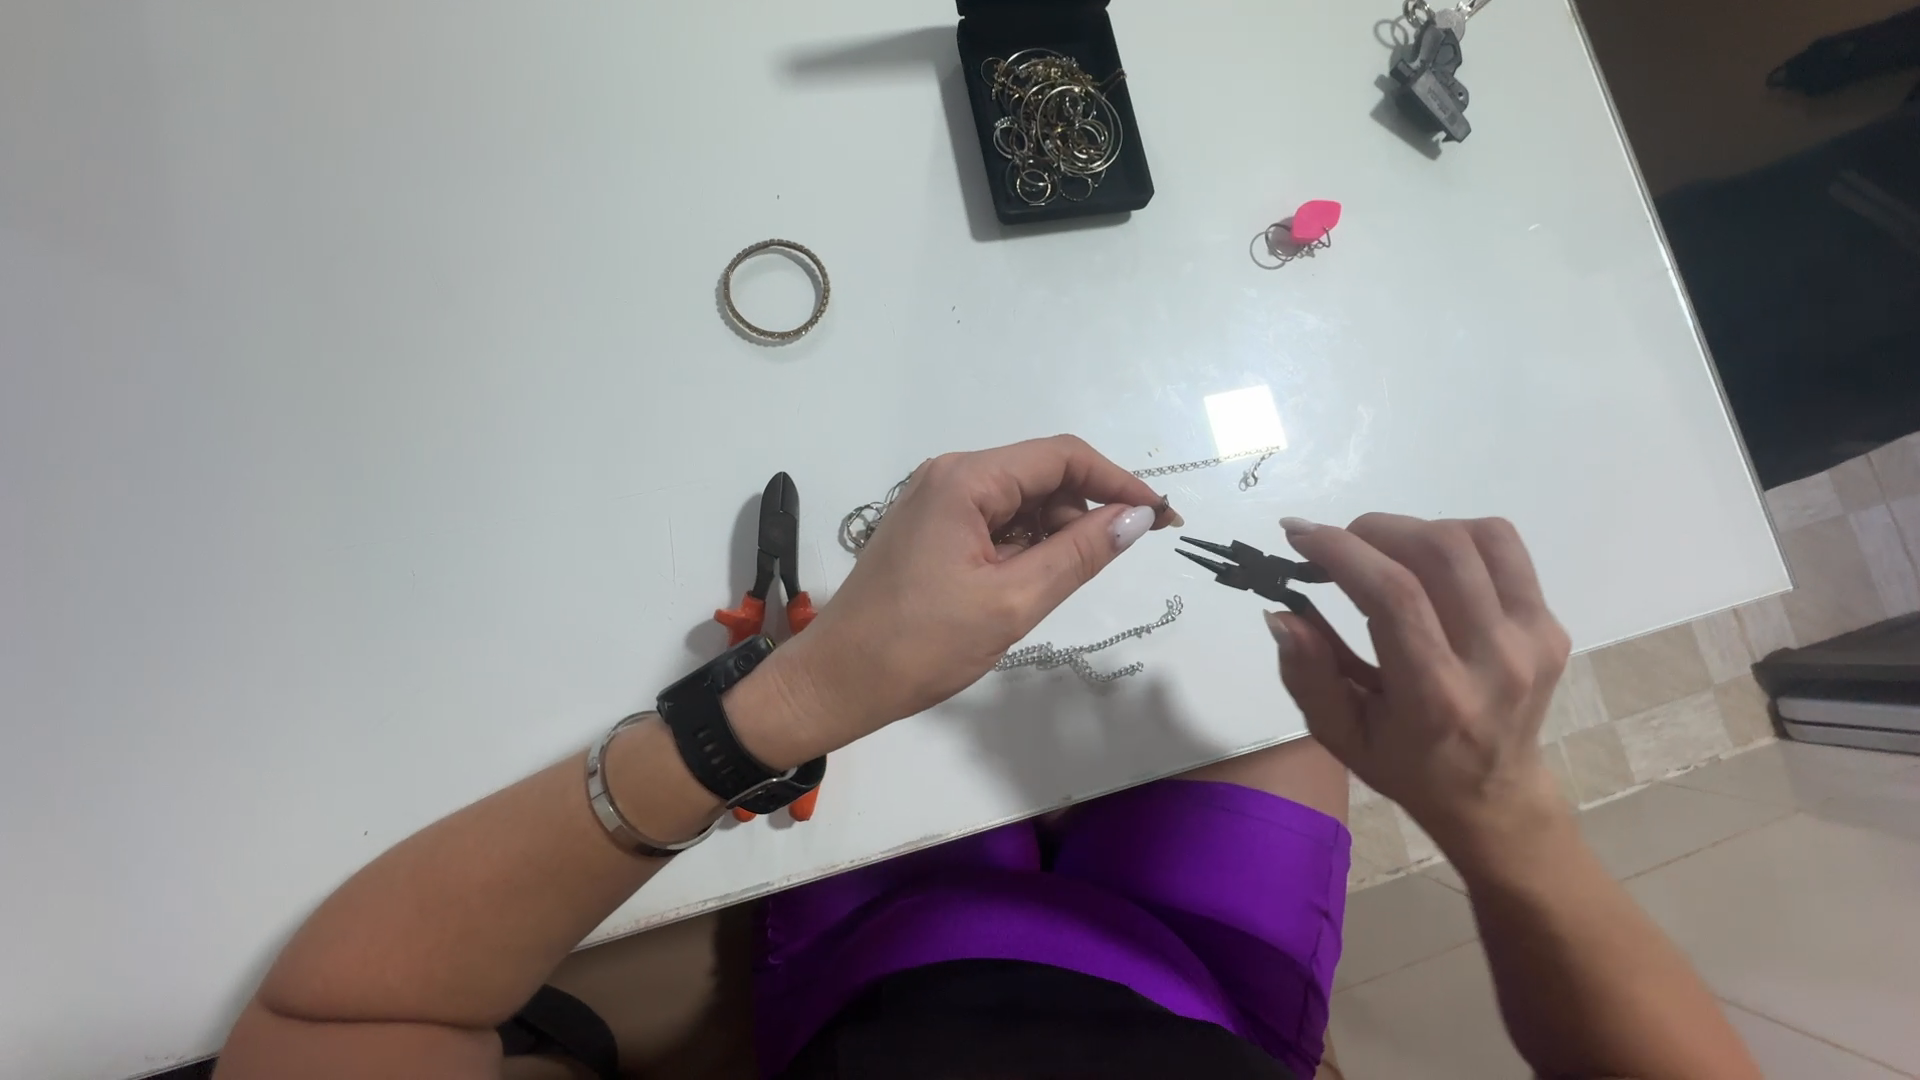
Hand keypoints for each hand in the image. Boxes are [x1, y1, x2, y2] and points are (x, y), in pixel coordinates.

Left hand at [730, 436, 1175, 765]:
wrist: (837, 682)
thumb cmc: (921, 645)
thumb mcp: (1012, 602)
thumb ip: (1080, 554)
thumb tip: (1137, 517)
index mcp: (965, 480)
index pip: (1060, 457)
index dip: (1117, 481)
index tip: (1160, 516)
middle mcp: (949, 477)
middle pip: (1040, 477)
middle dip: (1085, 511)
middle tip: (1118, 558)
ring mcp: (936, 504)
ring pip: (1019, 504)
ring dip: (1054, 534)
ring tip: (1064, 582)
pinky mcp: (931, 531)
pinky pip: (994, 525)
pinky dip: (1024, 548)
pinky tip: (1030, 583)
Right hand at [1269, 514, 1572, 862]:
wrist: (1494, 793)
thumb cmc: (1402, 764)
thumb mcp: (1337, 732)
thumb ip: (1306, 672)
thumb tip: (1280, 612)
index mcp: (1436, 695)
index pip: (1393, 594)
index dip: (1341, 551)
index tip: (1298, 536)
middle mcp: (1495, 660)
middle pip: (1437, 552)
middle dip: (1370, 531)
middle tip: (1334, 546)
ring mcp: (1532, 637)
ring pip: (1474, 538)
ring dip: (1410, 529)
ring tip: (1376, 552)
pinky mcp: (1549, 623)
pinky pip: (1502, 546)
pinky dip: (1453, 535)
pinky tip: (1423, 560)